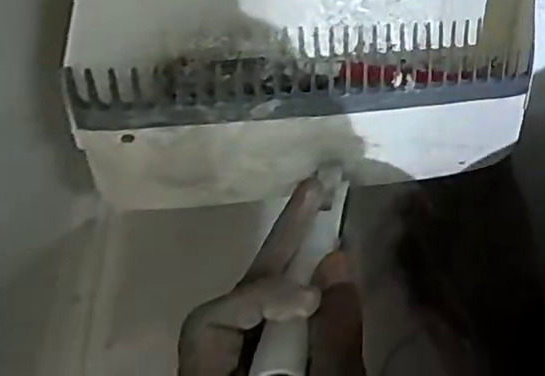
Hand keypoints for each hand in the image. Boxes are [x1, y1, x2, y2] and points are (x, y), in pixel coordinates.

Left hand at [178, 178, 365, 374]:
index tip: (311, 299)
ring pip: (248, 305)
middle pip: (231, 298)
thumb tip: (335, 266)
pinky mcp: (252, 369)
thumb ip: (334, 342)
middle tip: (318, 187)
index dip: (262, 296)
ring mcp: (228, 372)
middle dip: (280, 240)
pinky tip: (317, 256)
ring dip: (286, 254)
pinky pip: (267, 321)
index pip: (215, 319)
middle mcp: (208, 375)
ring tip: (320, 204)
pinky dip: (293, 284)